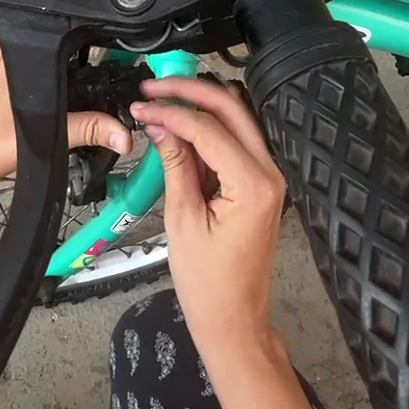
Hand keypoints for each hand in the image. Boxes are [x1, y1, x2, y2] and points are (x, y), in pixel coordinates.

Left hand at [0, 7, 132, 194]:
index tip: (70, 51)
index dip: (64, 37)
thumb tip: (124, 135)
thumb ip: (87, 129)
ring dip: (9, 26)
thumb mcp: (42, 135)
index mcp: (19, 48)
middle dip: (39, 34)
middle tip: (45, 58)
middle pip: (27, 21)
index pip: (51, 26)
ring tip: (19, 47)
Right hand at [130, 78, 287, 357]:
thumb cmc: (207, 284)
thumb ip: (175, 165)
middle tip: (152, 87)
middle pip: (231, 108)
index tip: (140, 106)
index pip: (208, 129)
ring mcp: (268, 174)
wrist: (234, 321)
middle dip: (189, 91)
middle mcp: (269, 171)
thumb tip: (159, 124)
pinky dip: (207, 127)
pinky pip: (234, 140)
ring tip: (161, 98)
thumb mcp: (182, 221)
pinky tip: (177, 125)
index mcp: (253, 184)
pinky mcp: (258, 181)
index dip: (170, 112)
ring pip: (236, 118)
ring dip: (199, 104)